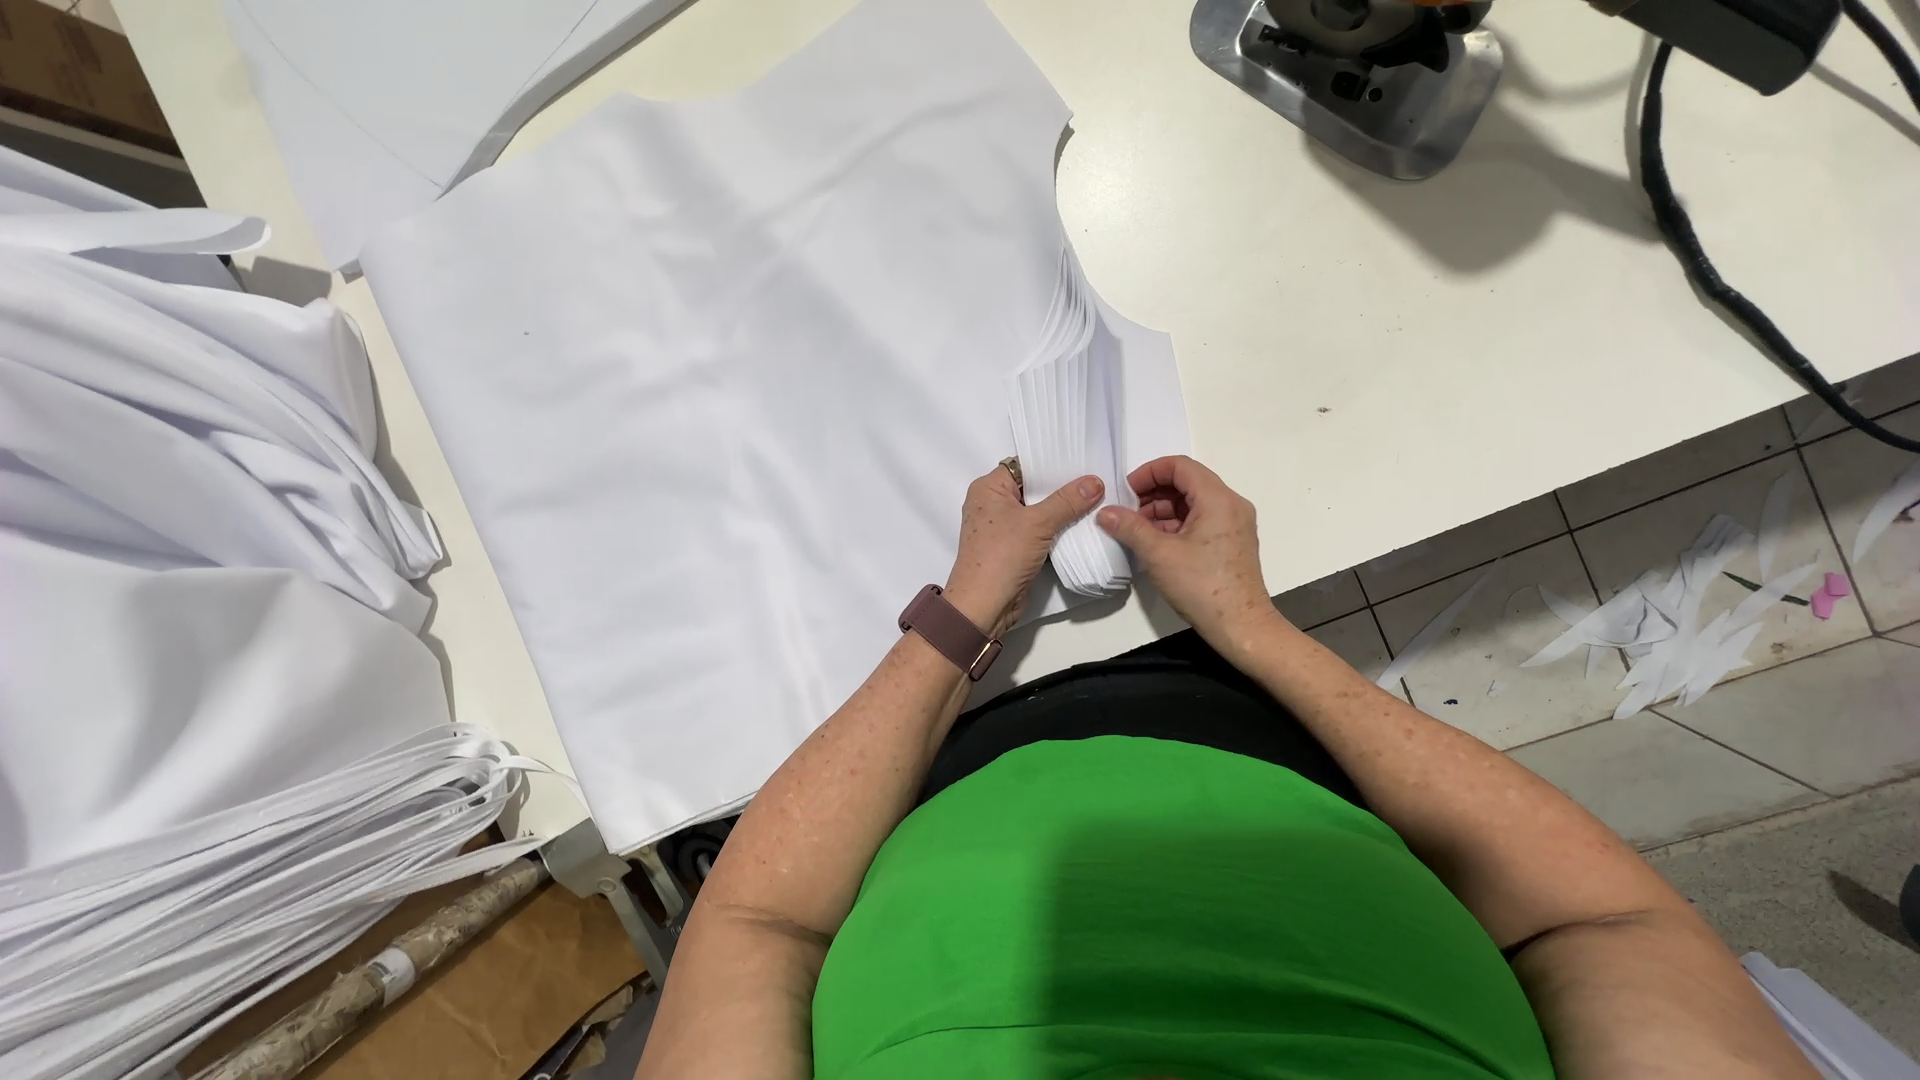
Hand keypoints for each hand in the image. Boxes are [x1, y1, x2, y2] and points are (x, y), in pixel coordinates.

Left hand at [943, 464, 1104, 637]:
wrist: (984, 605)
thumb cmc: (1002, 555)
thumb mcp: (1037, 523)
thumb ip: (1067, 501)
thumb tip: (1095, 481)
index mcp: (988, 488)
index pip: (1024, 465)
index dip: (1052, 462)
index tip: (1084, 459)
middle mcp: (993, 503)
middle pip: (1034, 487)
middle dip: (1063, 486)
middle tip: (1098, 478)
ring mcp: (1004, 527)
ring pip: (1039, 510)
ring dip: (1064, 509)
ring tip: (1098, 498)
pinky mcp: (1015, 548)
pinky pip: (1040, 530)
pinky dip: (1058, 528)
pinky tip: (1085, 523)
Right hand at [1096, 455, 1281, 654]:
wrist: (1240, 626)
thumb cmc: (1201, 586)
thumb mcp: (1159, 554)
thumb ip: (1130, 528)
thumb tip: (1105, 512)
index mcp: (1218, 499)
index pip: (1180, 466)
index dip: (1149, 472)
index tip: (1126, 491)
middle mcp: (1231, 504)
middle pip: (1187, 482)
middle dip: (1154, 493)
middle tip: (1127, 512)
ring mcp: (1234, 524)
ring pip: (1193, 502)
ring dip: (1163, 510)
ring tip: (1137, 530)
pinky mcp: (1231, 542)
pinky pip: (1201, 520)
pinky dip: (1176, 524)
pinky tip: (1155, 543)